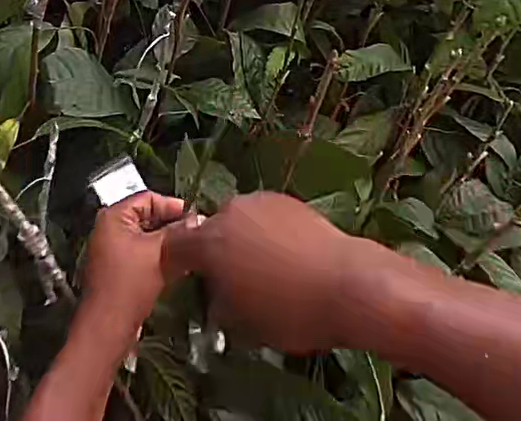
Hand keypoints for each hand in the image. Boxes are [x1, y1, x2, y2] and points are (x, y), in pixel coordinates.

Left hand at [78, 190, 195, 334]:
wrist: (107, 330)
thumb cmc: (129, 285)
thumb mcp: (159, 252)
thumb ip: (179, 232)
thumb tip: (198, 220)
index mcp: (113, 216)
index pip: (148, 198)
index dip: (172, 205)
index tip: (194, 215)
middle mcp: (109, 229)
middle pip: (147, 216)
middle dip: (172, 224)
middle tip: (195, 230)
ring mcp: (111, 250)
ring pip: (146, 236)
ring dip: (167, 241)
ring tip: (190, 246)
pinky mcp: (116, 269)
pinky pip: (141, 253)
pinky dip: (158, 255)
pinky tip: (178, 263)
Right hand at [162, 191, 383, 353]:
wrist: (344, 282)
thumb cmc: (290, 310)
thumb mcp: (243, 322)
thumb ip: (220, 304)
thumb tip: (218, 297)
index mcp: (211, 242)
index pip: (176, 245)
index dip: (177, 262)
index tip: (186, 277)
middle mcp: (231, 212)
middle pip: (211, 228)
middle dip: (216, 250)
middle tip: (232, 278)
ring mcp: (260, 201)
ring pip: (239, 219)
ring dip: (242, 238)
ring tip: (263, 266)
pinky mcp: (285, 198)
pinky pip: (263, 214)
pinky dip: (266, 230)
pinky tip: (285, 254)